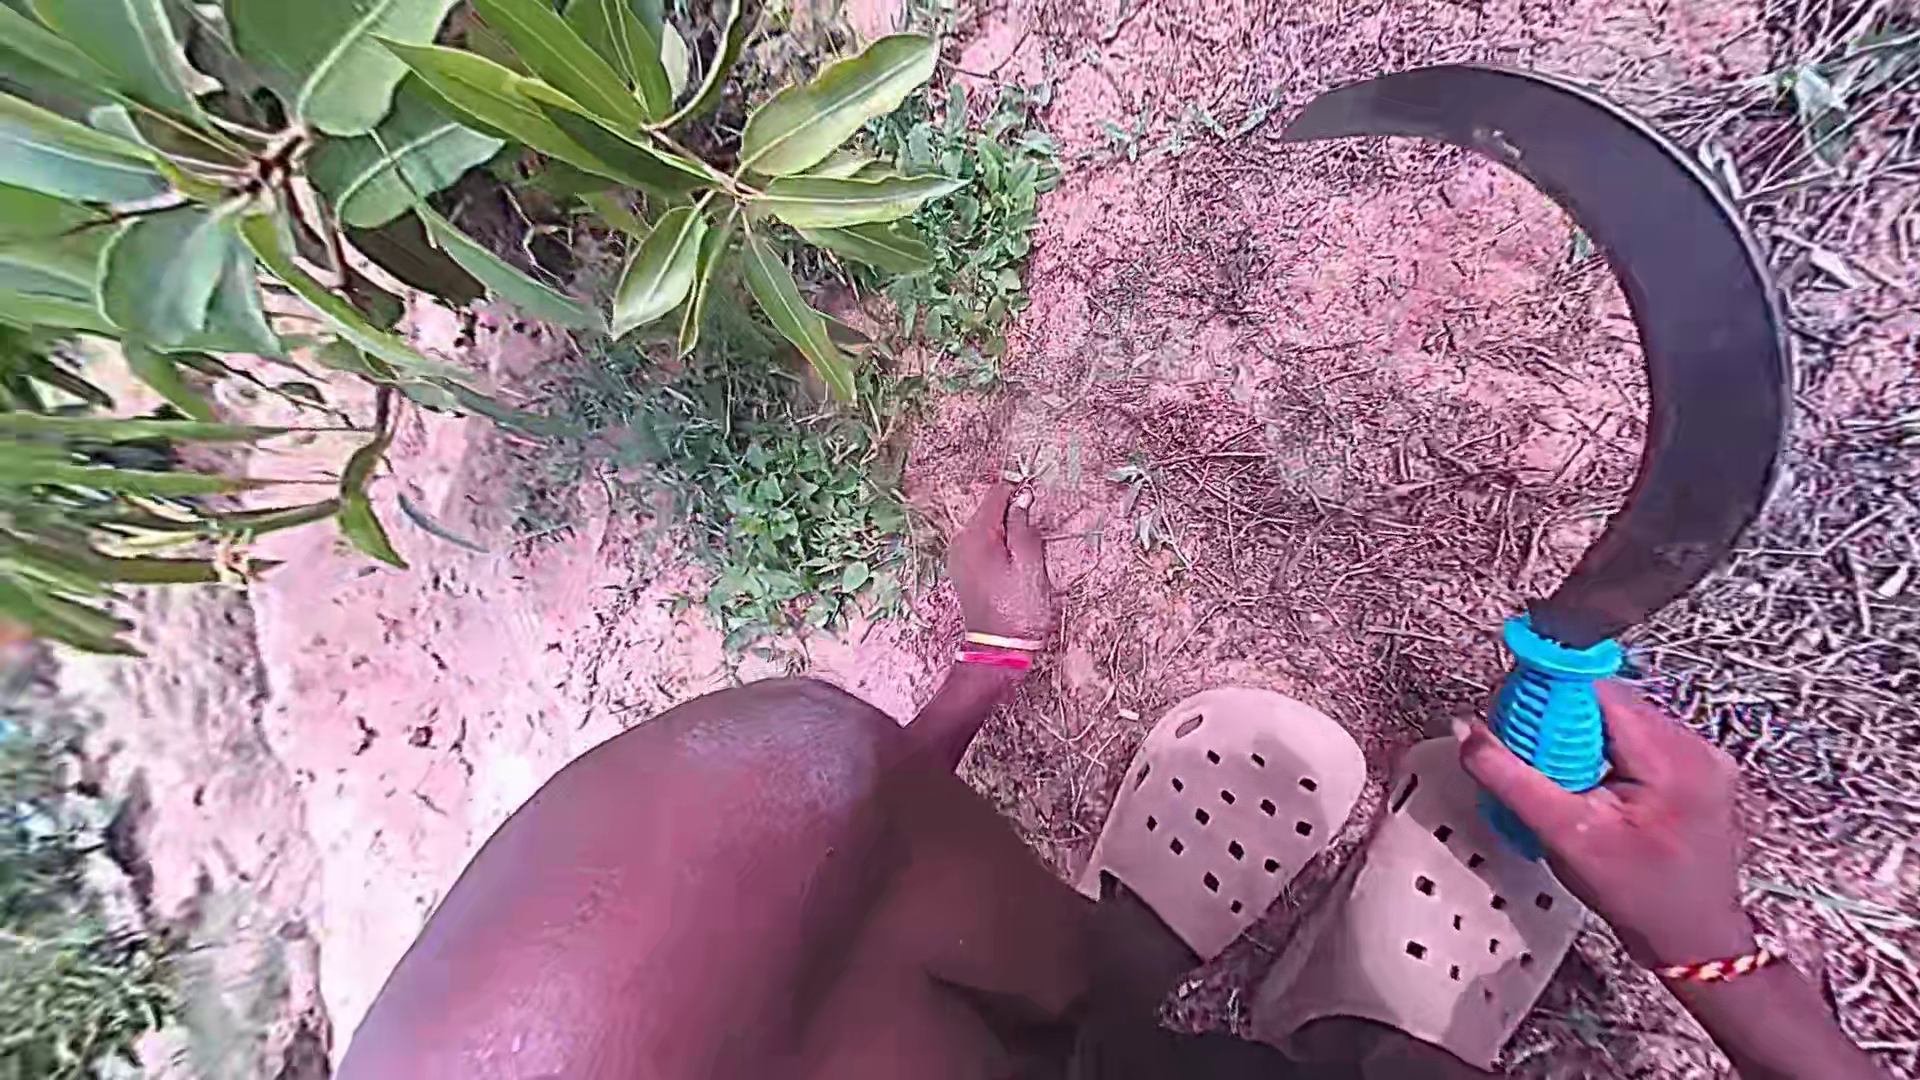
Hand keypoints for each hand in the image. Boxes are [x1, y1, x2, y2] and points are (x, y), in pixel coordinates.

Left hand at [948, 482, 1053, 640]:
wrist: (999, 647)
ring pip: (985, 530)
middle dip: (1012, 517)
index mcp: (976, 536)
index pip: (996, 495)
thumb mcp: (1029, 562)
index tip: (1035, 500)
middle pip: (989, 512)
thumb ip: (1023, 525)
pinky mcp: (962, 571)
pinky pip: (980, 547)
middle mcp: (960, 542)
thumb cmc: (1018, 608)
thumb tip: (1022, 497)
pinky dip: (996, 549)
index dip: (1018, 493)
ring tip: (1023, 560)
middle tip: (1033, 541)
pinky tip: (1010, 568)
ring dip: (1005, 535)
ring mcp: (958, 557)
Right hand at [1458, 682, 1754, 966]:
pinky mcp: (1677, 765)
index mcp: (1675, 758)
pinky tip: (1568, 777)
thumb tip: (1463, 727)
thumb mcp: (1561, 832)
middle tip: (1523, 756)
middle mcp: (1692, 746)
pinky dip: (1577, 745)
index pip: (1592, 690)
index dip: (1542, 698)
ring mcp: (1689, 755)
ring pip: (1598, 713)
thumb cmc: (1636, 891)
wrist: (1690, 939)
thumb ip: (1506, 774)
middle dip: (1547, 720)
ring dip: (1559, 733)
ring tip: (1546, 773)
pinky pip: (1610, 731)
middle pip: (1593, 698)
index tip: (1511, 724)